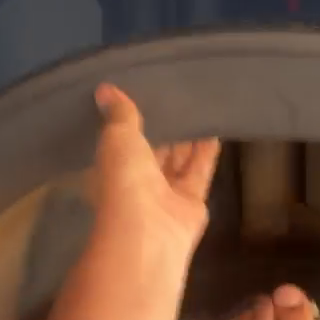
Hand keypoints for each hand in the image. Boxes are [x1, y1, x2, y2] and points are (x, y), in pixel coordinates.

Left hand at [92, 84, 219, 247]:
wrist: (151, 230)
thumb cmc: (124, 181)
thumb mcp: (117, 138)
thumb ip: (119, 114)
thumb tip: (105, 89)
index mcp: (110, 170)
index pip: (119, 142)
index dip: (129, 121)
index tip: (139, 93)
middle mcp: (137, 183)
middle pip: (152, 151)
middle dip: (162, 128)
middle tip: (174, 93)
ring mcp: (165, 195)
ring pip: (178, 160)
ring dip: (187, 137)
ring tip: (197, 104)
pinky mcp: (192, 202)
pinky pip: (199, 171)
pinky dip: (206, 151)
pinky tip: (214, 127)